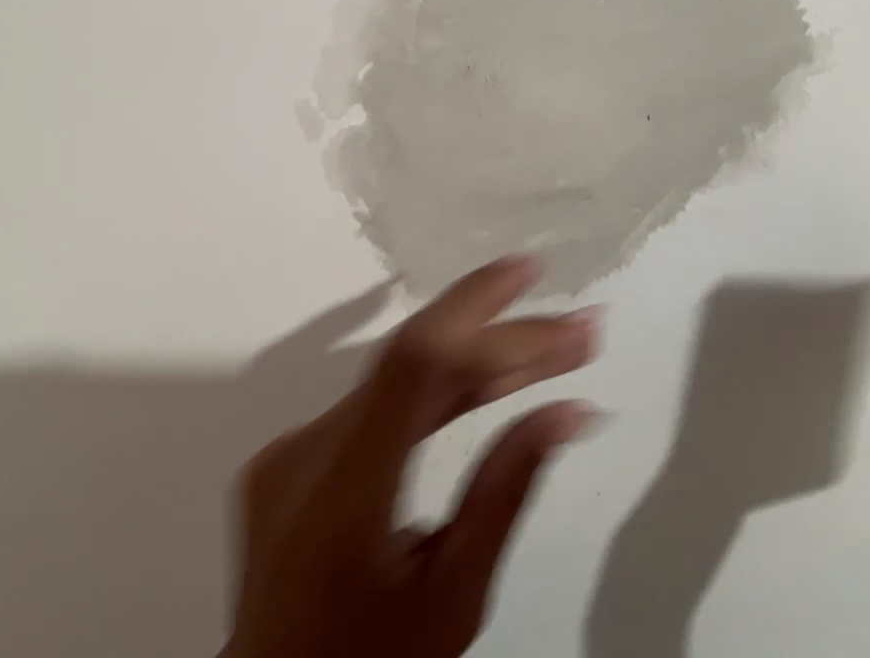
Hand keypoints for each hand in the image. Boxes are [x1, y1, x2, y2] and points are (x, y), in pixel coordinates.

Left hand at [223, 257, 599, 657]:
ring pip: (396, 384)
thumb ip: (505, 491)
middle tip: (580, 332)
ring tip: (552, 351)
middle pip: (412, 367)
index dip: (475, 307)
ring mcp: (289, 454)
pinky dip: (436, 393)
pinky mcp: (292, 459)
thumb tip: (570, 409)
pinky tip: (487, 382)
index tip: (537, 275)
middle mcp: (303, 456)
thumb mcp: (454, 594)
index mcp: (342, 495)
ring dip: (475, 365)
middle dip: (501, 341)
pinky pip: (375, 408)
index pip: (413, 365)